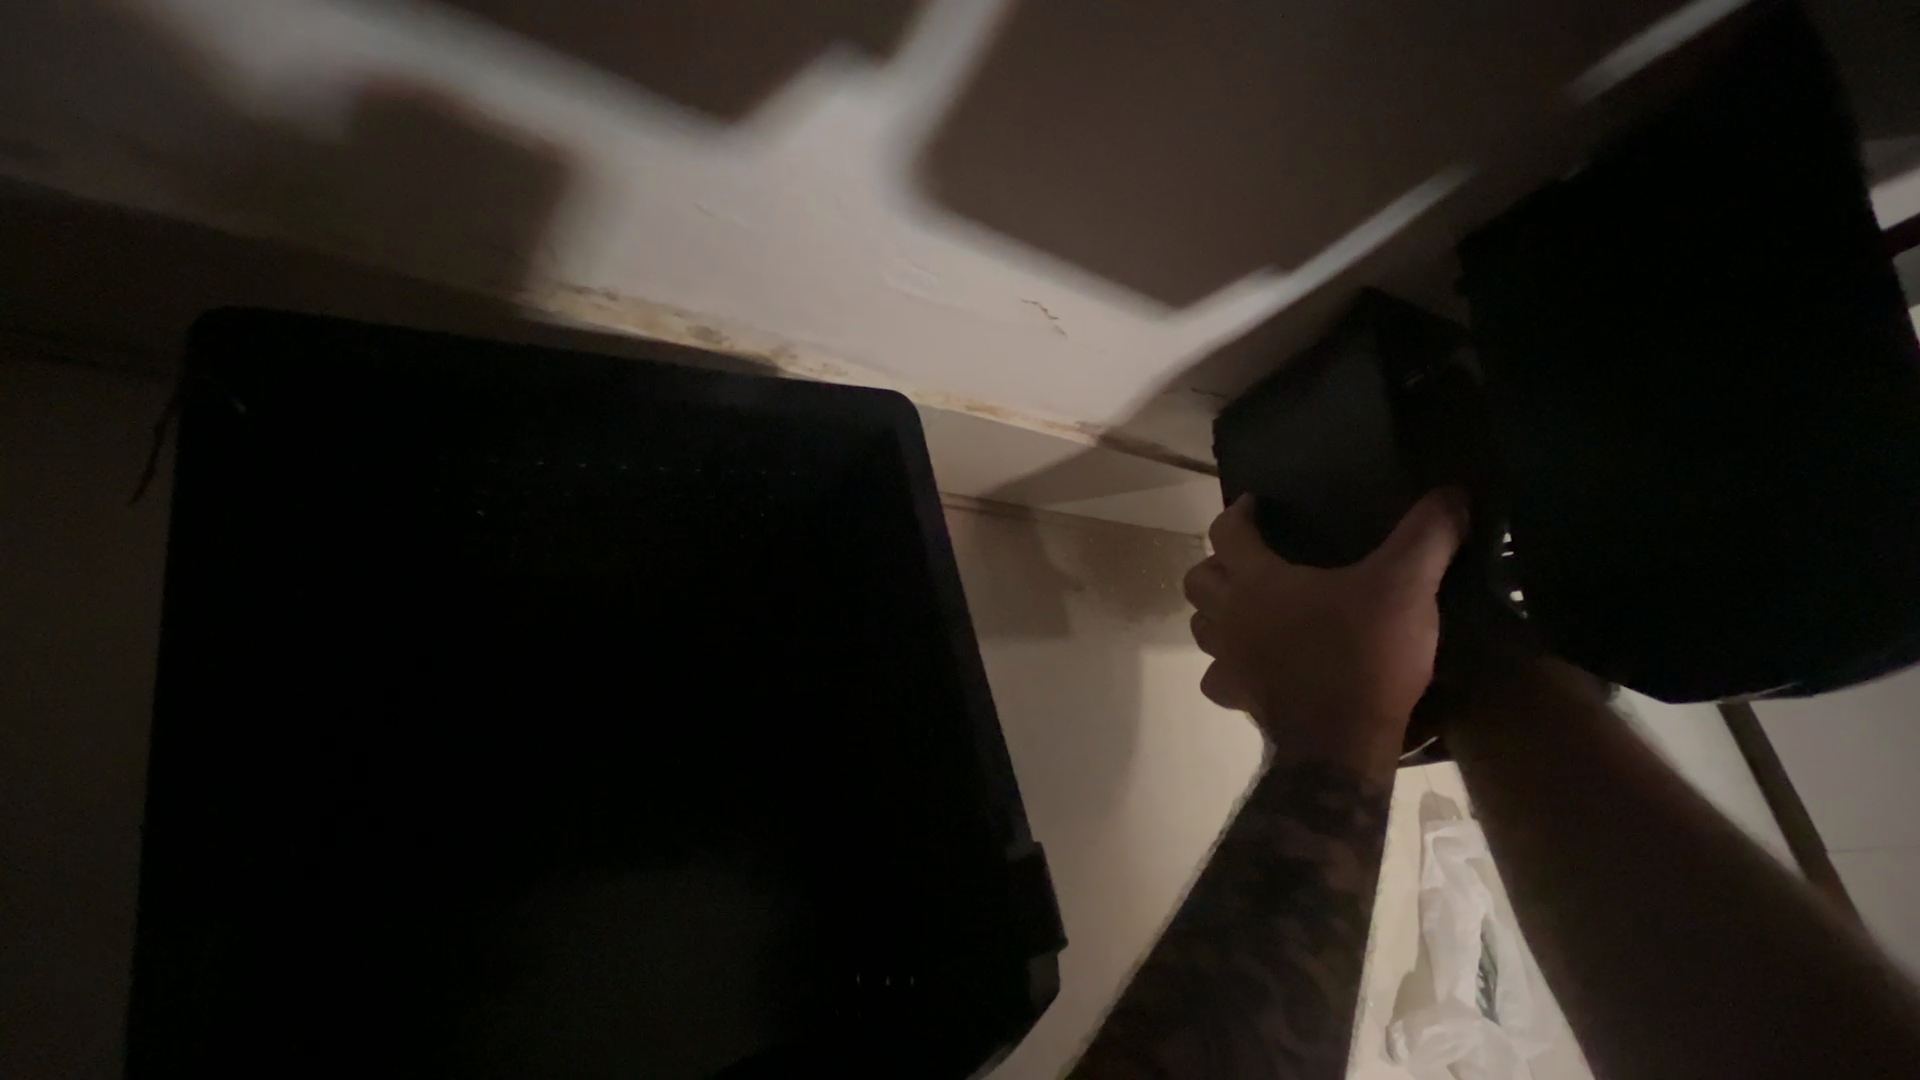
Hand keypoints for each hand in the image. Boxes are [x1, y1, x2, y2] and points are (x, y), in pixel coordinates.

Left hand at [1183, 492, 1465, 770]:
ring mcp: (1227, 658)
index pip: (1226, 532)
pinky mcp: (1236, 695)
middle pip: (1198, 579)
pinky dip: (1226, 667)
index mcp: (1256, 580)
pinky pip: (1215, 676)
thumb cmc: (1365, 653)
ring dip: (1215, 613)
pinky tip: (1251, 665)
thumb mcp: (1406, 586)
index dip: (1237, 513)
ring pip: (1199, 626)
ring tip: (1248, 609)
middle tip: (1249, 561)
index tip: (1253, 505)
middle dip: (1217, 564)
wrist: (1343, 739)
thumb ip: (1427, 536)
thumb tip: (1452, 493)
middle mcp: (1229, 615)